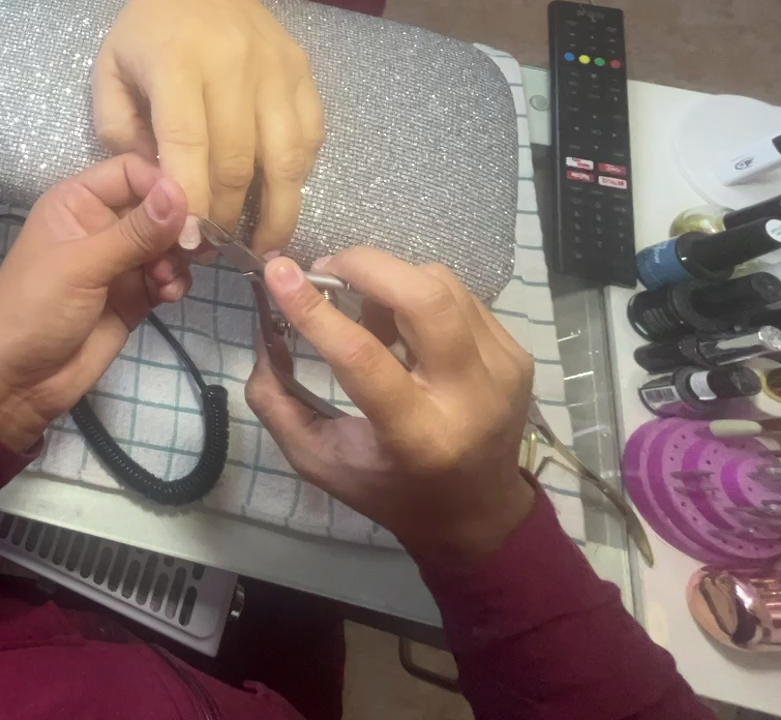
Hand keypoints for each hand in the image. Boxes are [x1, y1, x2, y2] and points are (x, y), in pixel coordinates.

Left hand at [0, 156, 191, 451]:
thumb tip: (180, 192)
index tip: (192, 209)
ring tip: (168, 279)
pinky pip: (168, 275)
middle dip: (178, 224)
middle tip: (194, 247)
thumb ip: (134, 233)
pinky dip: (175, 281)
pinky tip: (168, 295)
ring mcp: (118, 261)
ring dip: (178, 256)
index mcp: (76, 202)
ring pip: (167, 242)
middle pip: (156, 205)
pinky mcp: (133, 294)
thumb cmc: (34, 311)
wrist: (17, 383)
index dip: (162, 183)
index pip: (131, 171)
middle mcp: (100, 224)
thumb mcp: (81, 267)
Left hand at [92, 0, 322, 254]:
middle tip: (214, 249)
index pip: (187, 143)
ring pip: (286, 159)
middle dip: (226, 217)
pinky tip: (279, 199)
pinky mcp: (305, 74)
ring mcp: (277, 70)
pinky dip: (297, 179)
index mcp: (176, 64)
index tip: (188, 241)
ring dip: (274, 212)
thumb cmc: (146, 31)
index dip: (189, 199)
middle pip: (238, 162)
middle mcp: (233, 66)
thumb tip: (155, 184)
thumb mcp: (108, 72)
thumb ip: (119, 130)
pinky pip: (310, 140)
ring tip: (259, 246)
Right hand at [245, 248, 536, 563]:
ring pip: (440, 285)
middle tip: (324, 269)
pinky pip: (457, 294)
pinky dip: (414, 291)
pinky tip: (397, 319)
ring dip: (387, 279)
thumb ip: (274, 398)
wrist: (478, 513)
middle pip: (425, 299)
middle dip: (364, 266)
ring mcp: (502, 371)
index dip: (314, 308)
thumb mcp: (314, 457)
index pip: (362, 355)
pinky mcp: (515, 354)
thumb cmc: (385, 487)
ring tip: (361, 303)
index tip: (278, 271)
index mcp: (417, 435)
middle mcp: (470, 398)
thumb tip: (265, 329)